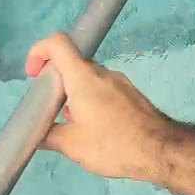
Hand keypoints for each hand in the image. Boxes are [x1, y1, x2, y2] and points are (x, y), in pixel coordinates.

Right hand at [25, 33, 173, 179]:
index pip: (58, 43)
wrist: (160, 151)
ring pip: (89, 79)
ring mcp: (121, 83)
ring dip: (74, 94)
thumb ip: (48, 135)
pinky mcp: (132, 95)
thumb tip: (37, 134)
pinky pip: (105, 89)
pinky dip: (92, 100)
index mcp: (83, 77)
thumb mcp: (72, 145)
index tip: (34, 76)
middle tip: (51, 109)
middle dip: (56, 82)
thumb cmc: (113, 145)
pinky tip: (94, 127)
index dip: (39, 52)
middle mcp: (103, 73)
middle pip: (72, 64)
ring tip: (72, 124)